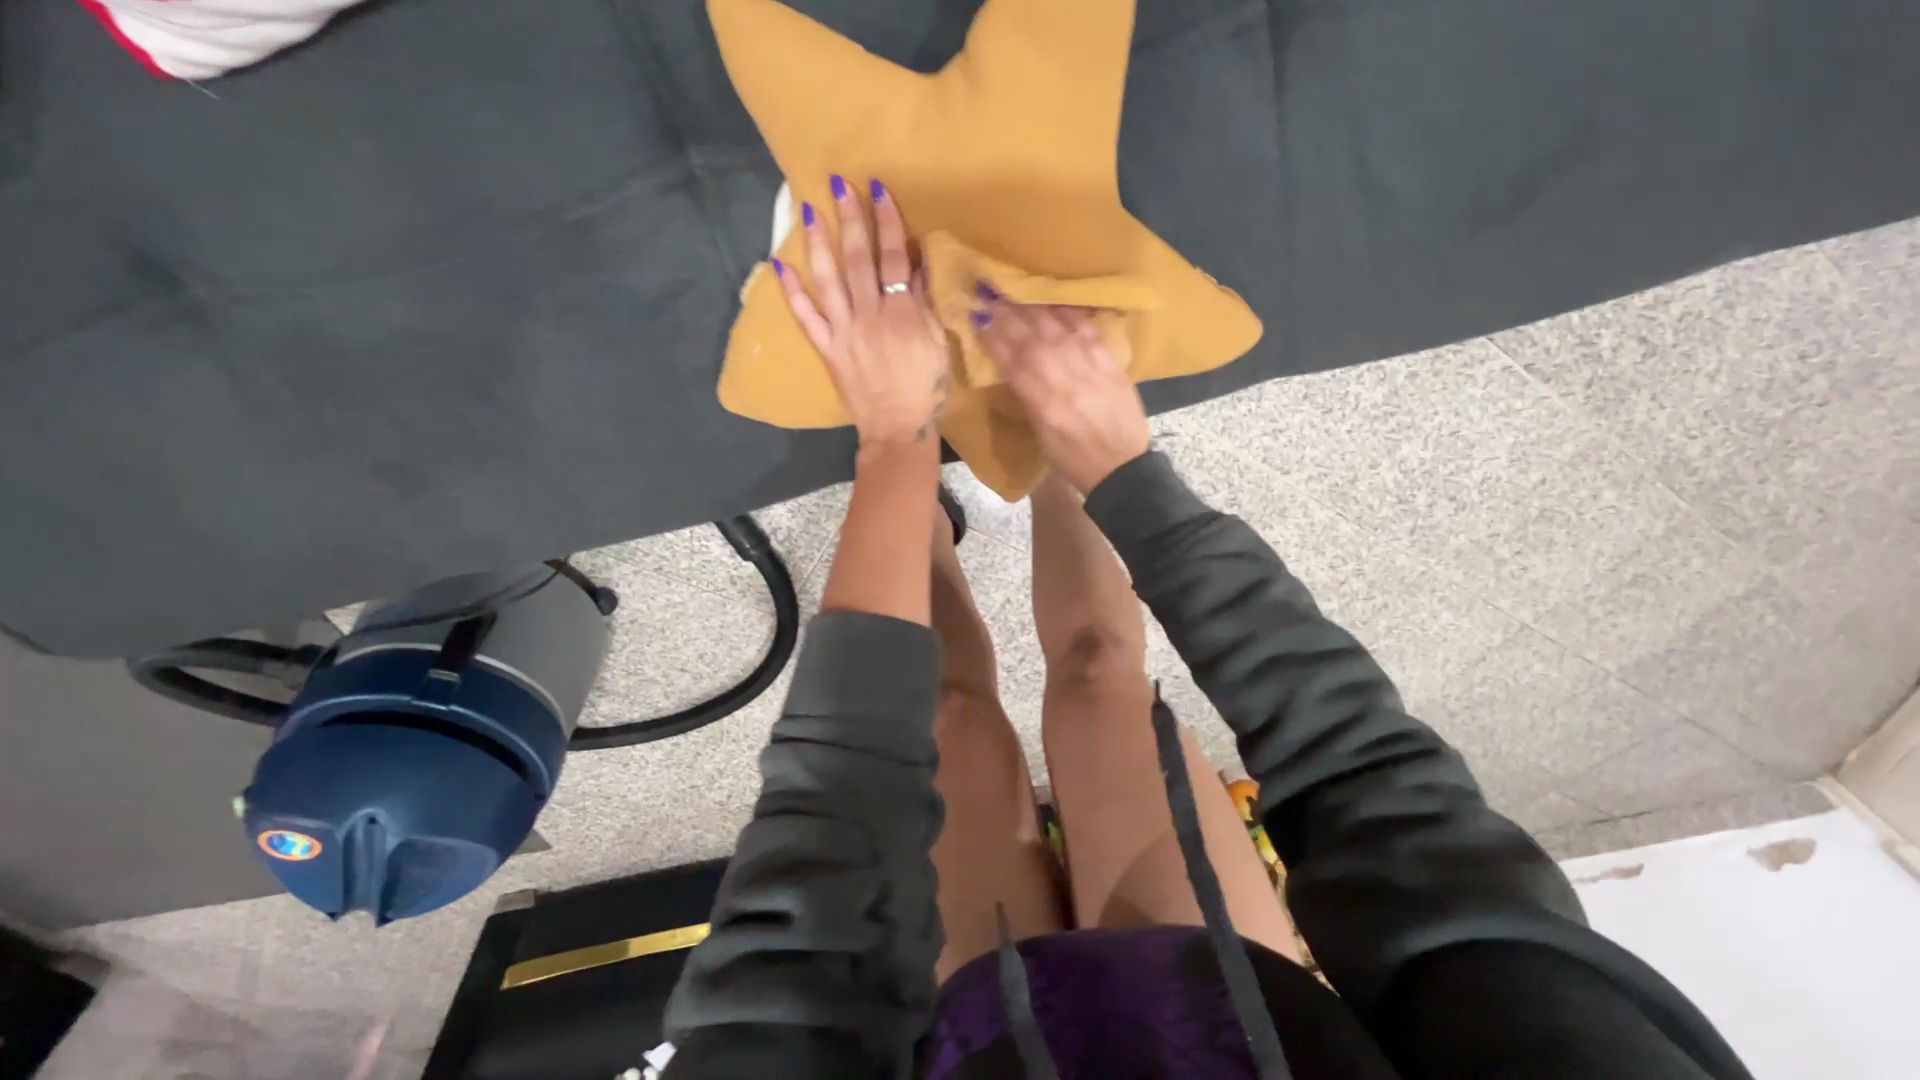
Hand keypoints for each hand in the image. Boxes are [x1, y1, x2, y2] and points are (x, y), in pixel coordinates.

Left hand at [773, 176, 950, 448]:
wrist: (898, 427)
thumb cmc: (925, 388)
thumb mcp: (937, 343)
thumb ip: (924, 303)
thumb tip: (916, 264)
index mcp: (900, 313)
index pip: (892, 257)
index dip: (886, 221)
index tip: (877, 189)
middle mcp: (868, 315)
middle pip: (857, 259)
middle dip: (849, 218)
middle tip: (839, 184)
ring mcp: (844, 332)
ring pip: (828, 279)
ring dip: (817, 242)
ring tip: (808, 210)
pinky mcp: (827, 349)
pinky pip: (806, 317)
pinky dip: (792, 292)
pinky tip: (780, 264)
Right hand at [976, 302, 1150, 493]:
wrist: (1122, 468)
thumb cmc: (1074, 460)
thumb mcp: (1042, 437)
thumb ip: (1028, 399)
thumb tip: (1011, 366)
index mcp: (1045, 406)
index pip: (1014, 364)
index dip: (994, 340)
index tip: (978, 319)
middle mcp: (1067, 383)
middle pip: (1034, 342)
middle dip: (1010, 317)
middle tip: (992, 297)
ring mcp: (1093, 371)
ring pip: (1059, 332)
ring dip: (1035, 311)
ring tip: (1018, 296)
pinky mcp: (1113, 365)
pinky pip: (1090, 333)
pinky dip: (1071, 317)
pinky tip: (1056, 305)